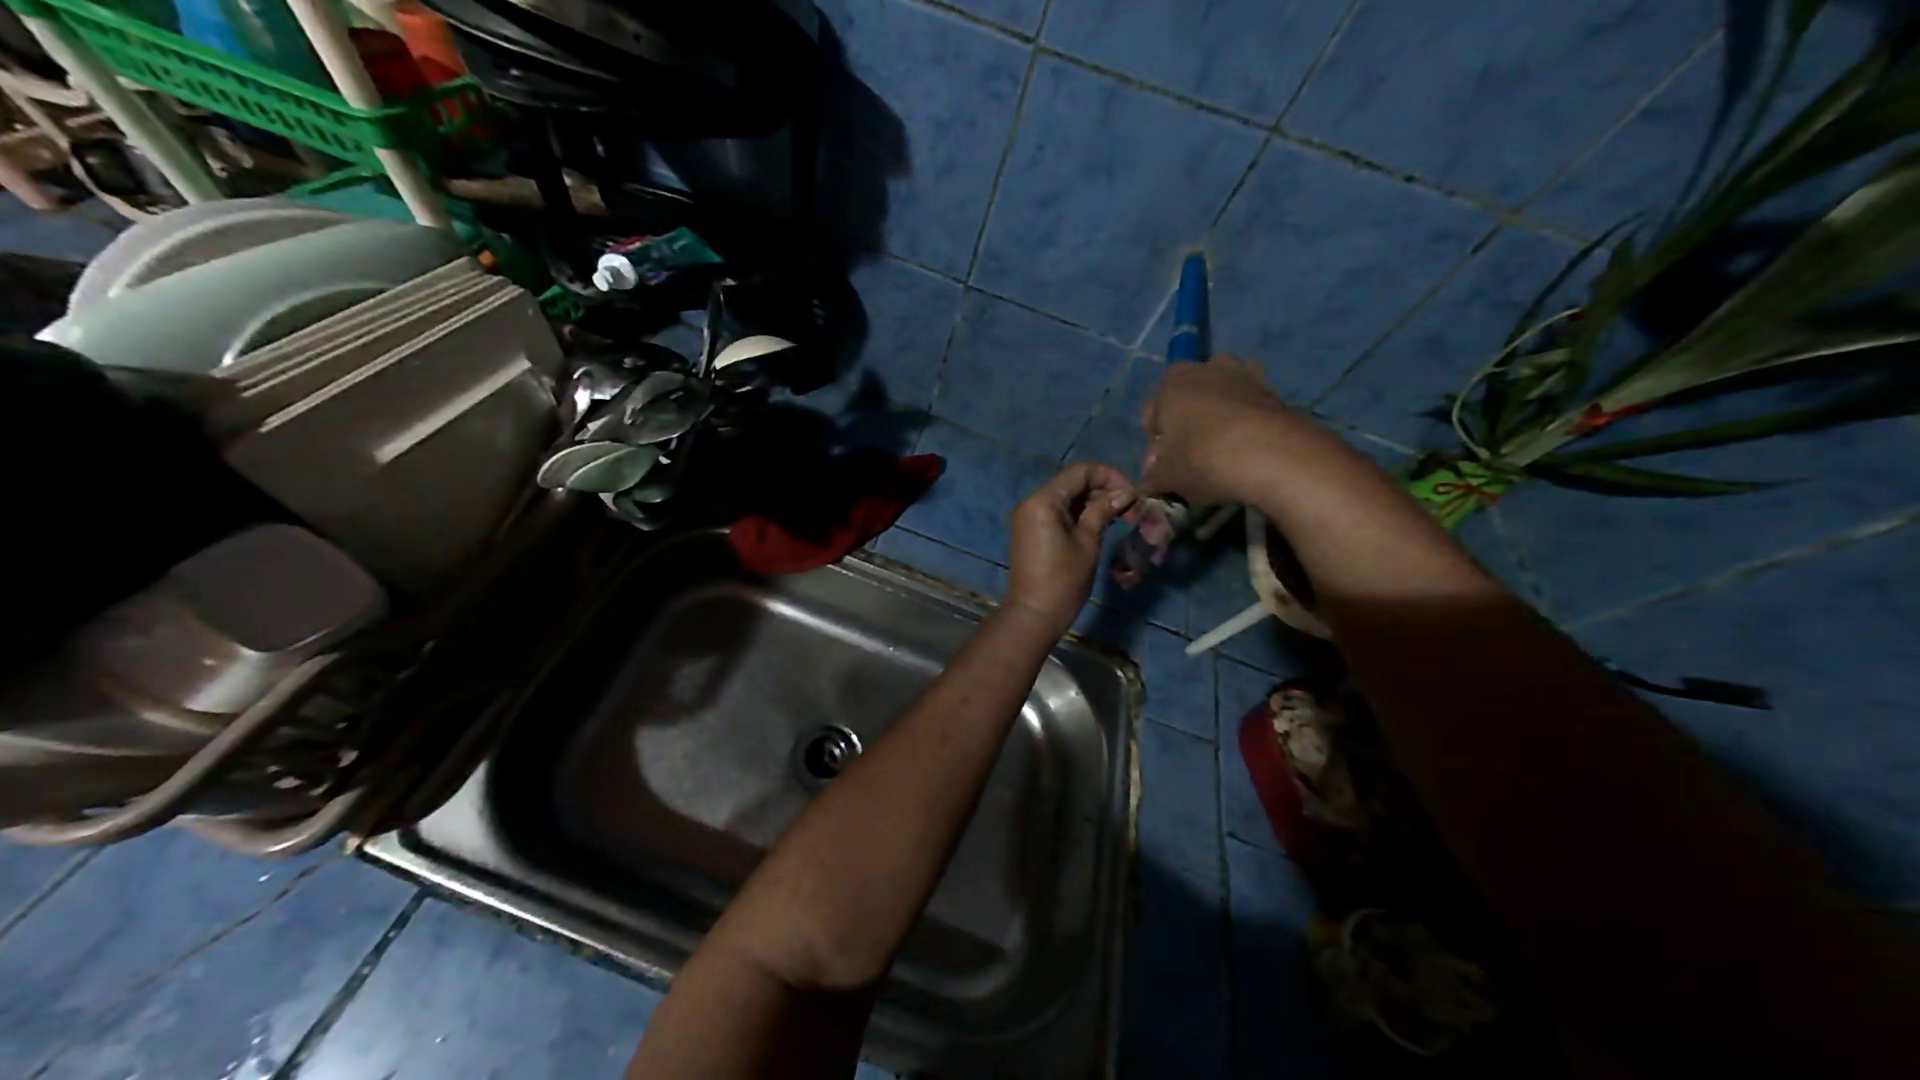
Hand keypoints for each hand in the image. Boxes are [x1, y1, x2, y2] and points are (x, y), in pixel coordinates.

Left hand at [1005, 463, 1135, 636]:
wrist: (1034, 614)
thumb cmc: (1063, 581)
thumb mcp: (1087, 543)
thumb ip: (1103, 511)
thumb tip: (1125, 492)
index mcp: (1043, 501)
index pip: (1079, 472)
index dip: (1108, 475)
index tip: (1132, 492)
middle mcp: (1032, 502)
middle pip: (1071, 482)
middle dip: (1102, 487)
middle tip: (1130, 505)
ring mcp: (1029, 516)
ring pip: (1065, 496)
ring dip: (1092, 500)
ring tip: (1120, 514)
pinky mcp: (1032, 529)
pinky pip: (1057, 511)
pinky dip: (1079, 512)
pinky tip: (1101, 521)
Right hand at [1141, 355, 1305, 502]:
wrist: (1273, 456)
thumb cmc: (1203, 459)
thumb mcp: (1167, 477)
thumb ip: (1153, 479)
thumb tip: (1147, 484)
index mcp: (1170, 386)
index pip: (1153, 411)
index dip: (1155, 439)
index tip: (1162, 463)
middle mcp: (1204, 370)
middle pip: (1187, 394)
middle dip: (1185, 418)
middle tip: (1188, 452)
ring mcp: (1243, 375)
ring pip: (1220, 392)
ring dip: (1216, 411)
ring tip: (1220, 444)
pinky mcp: (1273, 390)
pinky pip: (1248, 403)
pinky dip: (1244, 418)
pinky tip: (1245, 445)